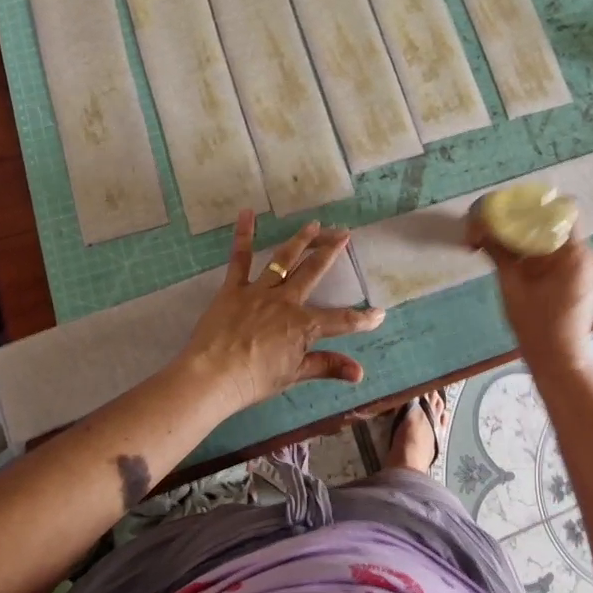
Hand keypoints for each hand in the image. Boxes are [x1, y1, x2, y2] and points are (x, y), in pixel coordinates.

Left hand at [176, 213, 385, 413]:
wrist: (213, 375)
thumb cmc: (254, 380)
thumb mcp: (294, 375)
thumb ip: (327, 366)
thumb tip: (360, 372)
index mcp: (303, 324)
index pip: (341, 321)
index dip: (362, 319)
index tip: (379, 313)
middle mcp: (285, 300)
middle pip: (313, 271)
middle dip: (330, 251)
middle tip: (344, 234)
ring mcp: (259, 290)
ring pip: (284, 259)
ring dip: (301, 240)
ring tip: (314, 224)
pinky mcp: (234, 287)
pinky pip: (240, 258)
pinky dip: (244, 235)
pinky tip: (247, 213)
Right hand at [468, 221, 592, 375]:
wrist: (560, 361)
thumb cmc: (536, 325)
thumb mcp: (512, 284)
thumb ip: (498, 251)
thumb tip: (478, 227)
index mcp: (576, 254)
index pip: (561, 211)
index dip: (535, 205)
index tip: (510, 209)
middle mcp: (587, 256)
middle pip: (556, 224)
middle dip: (525, 222)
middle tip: (497, 226)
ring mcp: (587, 268)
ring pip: (557, 240)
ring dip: (530, 238)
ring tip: (501, 242)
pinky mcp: (583, 279)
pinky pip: (560, 255)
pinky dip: (539, 252)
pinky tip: (516, 259)